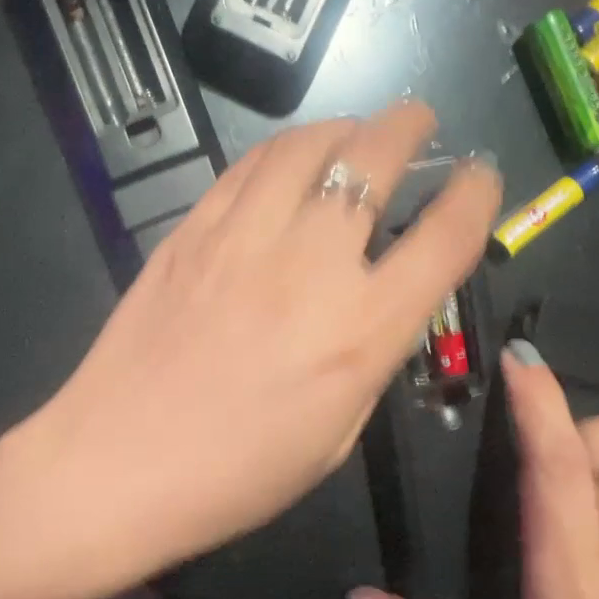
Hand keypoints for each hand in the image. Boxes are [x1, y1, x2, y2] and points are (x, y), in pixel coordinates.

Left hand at [28, 100, 500, 571]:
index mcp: (361, 331)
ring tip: (353, 132)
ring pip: (304, 147)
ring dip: (342, 127)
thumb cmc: (234, 477)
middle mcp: (310, 267)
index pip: (444, 237)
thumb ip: (366, 361)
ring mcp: (242, 241)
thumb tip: (376, 309)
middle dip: (409, 126)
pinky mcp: (188, 235)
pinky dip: (279, 153)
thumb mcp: (334, 438)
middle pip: (373, 160)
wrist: (116, 465)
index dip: (476, 196)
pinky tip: (284, 162)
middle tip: (419, 122)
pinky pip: (244, 169)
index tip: (481, 178)